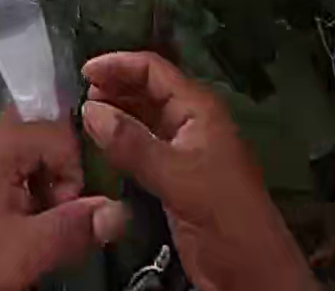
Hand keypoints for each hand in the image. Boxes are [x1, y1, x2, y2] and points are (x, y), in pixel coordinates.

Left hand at [0, 114, 128, 290]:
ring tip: (38, 232)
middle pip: (47, 140)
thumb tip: (121, 210)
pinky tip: (22, 235)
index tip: (67, 212)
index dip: (73, 171)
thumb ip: (73, 227)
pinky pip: (16, 178)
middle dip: (61, 176)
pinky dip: (28, 202)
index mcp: (3, 141)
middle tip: (56, 217)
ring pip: (33, 161)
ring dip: (45, 193)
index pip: (62, 131)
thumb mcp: (23, 252)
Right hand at [81, 52, 316, 290]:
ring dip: (117, 112)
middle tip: (80, 94)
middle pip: (147, 89)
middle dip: (115, 86)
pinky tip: (102, 143)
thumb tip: (89, 110)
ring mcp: (183, 147)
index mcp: (197, 107)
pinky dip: (122, 139)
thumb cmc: (222, 214)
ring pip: (144, 116)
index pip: (153, 70)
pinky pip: (143, 144)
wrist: (254, 275)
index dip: (119, 65)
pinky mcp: (175, 174)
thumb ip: (133, 144)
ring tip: (85, 115)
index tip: (84, 72)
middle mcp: (189, 119)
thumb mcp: (177, 178)